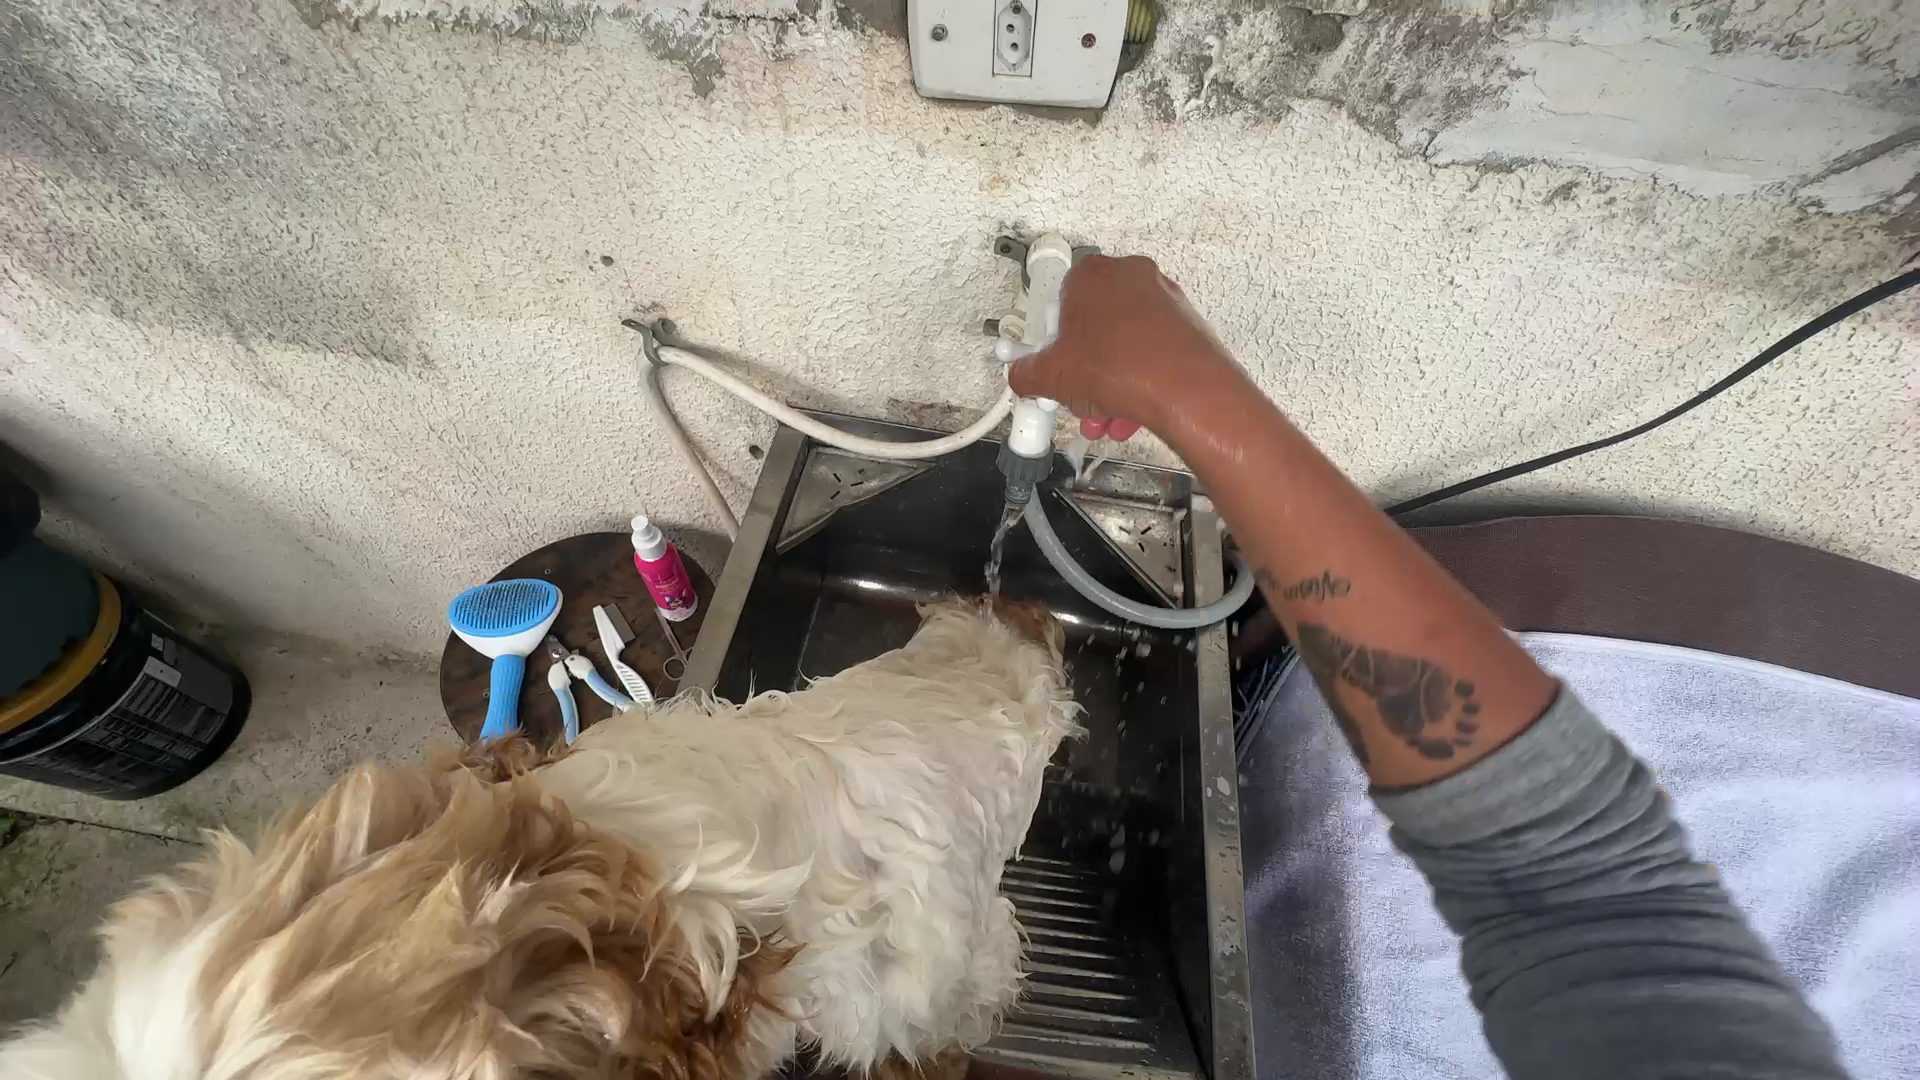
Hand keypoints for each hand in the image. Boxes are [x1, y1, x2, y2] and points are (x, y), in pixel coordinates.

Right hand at [1007, 254, 1243, 437]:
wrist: (1185, 387)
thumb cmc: (1126, 366)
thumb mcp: (1052, 376)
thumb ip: (1026, 373)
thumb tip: (1022, 376)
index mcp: (1091, 276)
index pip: (1055, 304)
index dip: (1048, 341)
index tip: (1046, 360)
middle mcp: (1128, 278)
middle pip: (1090, 329)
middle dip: (1081, 370)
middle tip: (1073, 391)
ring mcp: (1160, 299)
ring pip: (1120, 347)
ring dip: (1107, 385)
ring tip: (1102, 414)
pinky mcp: (1182, 325)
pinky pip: (1147, 355)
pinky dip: (1135, 383)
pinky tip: (1127, 413)